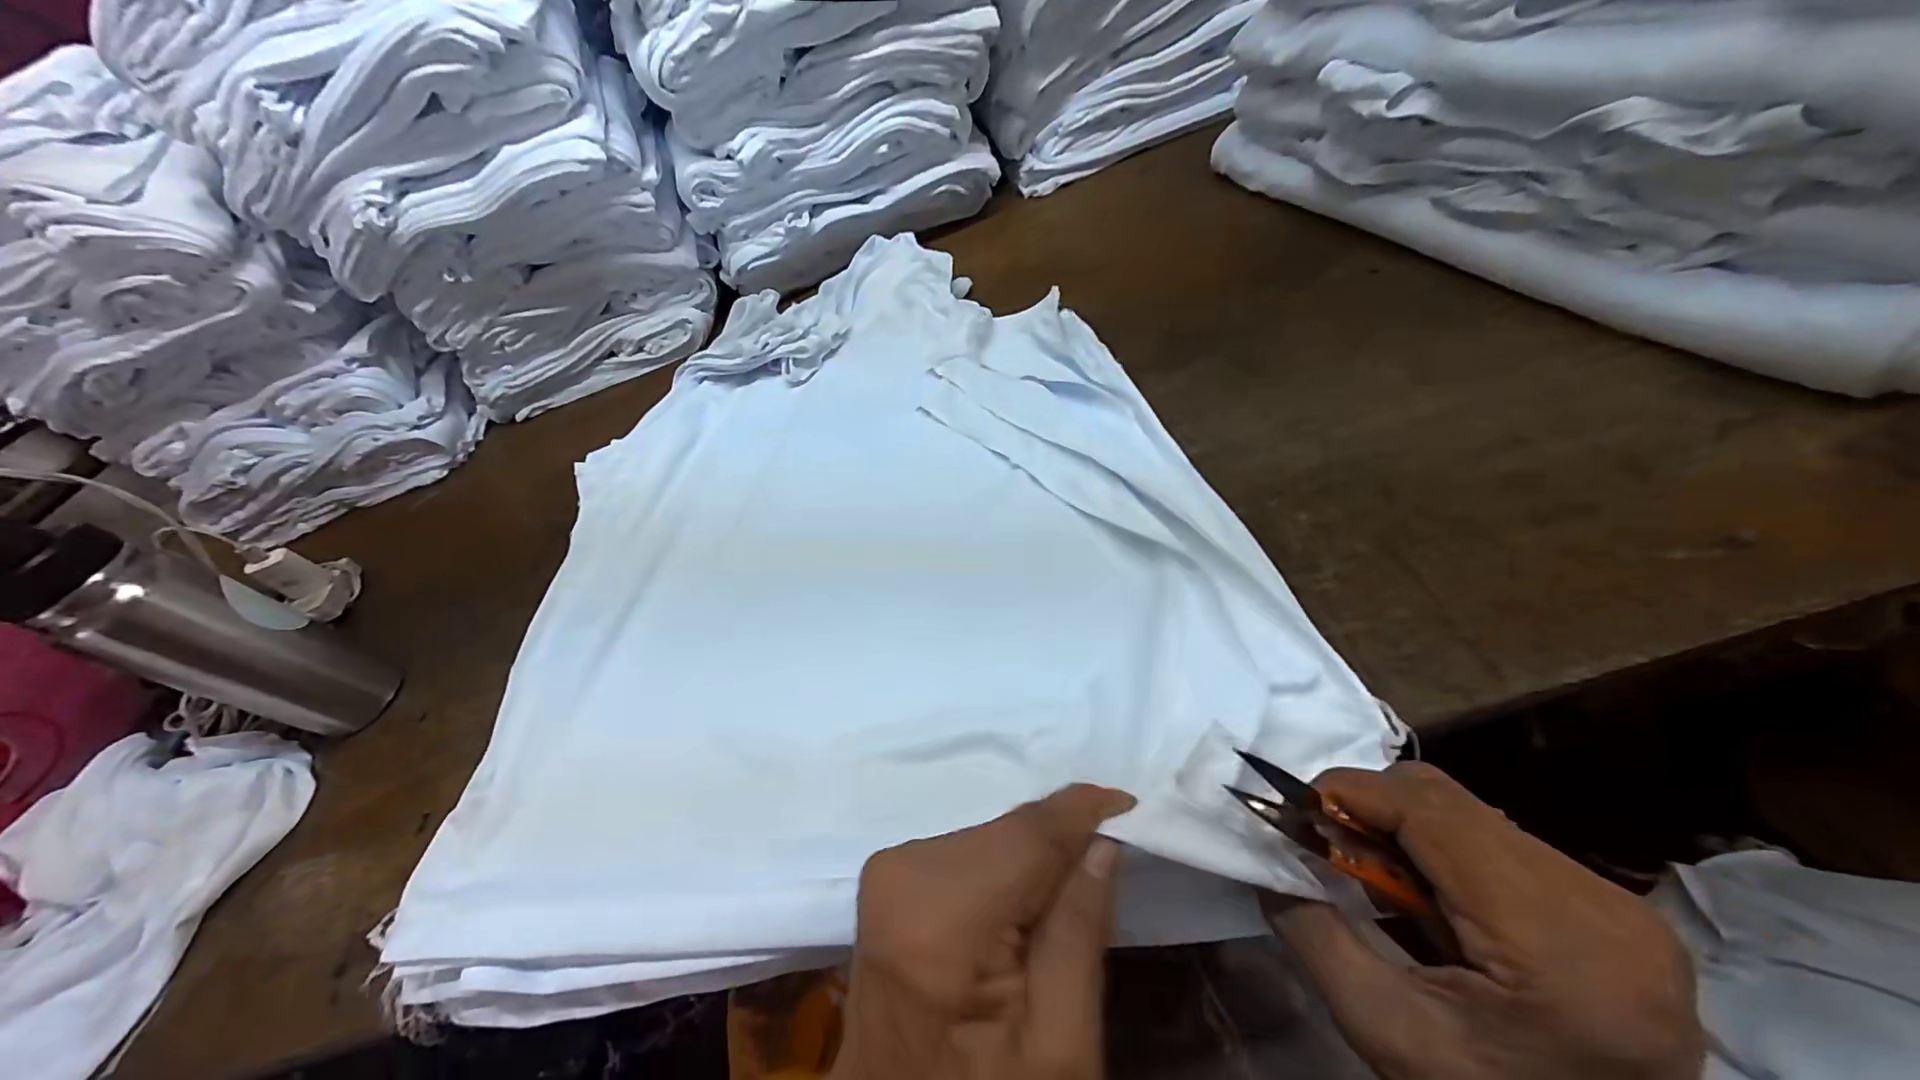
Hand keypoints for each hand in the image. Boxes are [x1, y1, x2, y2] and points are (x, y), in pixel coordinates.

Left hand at [829, 784, 1135, 1079]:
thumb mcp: (1059, 1046)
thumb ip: (1080, 932)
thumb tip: (1101, 843)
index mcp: (938, 919)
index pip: (1024, 836)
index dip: (1080, 812)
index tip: (1127, 801)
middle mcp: (901, 875)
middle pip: (1007, 833)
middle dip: (1058, 845)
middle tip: (1101, 869)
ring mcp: (887, 872)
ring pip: (990, 834)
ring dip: (1031, 860)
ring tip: (1055, 911)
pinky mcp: (887, 876)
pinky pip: (967, 849)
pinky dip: (1001, 869)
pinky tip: (1017, 908)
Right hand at [1265, 762, 1703, 1079]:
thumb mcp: (1385, 1030)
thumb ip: (1316, 934)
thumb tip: (1271, 854)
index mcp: (1556, 939)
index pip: (1433, 812)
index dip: (1351, 791)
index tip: (1293, 808)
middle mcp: (1603, 904)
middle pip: (1452, 802)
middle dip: (1371, 810)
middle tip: (1328, 851)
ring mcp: (1621, 904)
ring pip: (1473, 814)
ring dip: (1406, 831)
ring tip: (1383, 888)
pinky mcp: (1616, 909)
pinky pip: (1502, 842)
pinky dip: (1444, 853)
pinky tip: (1431, 903)